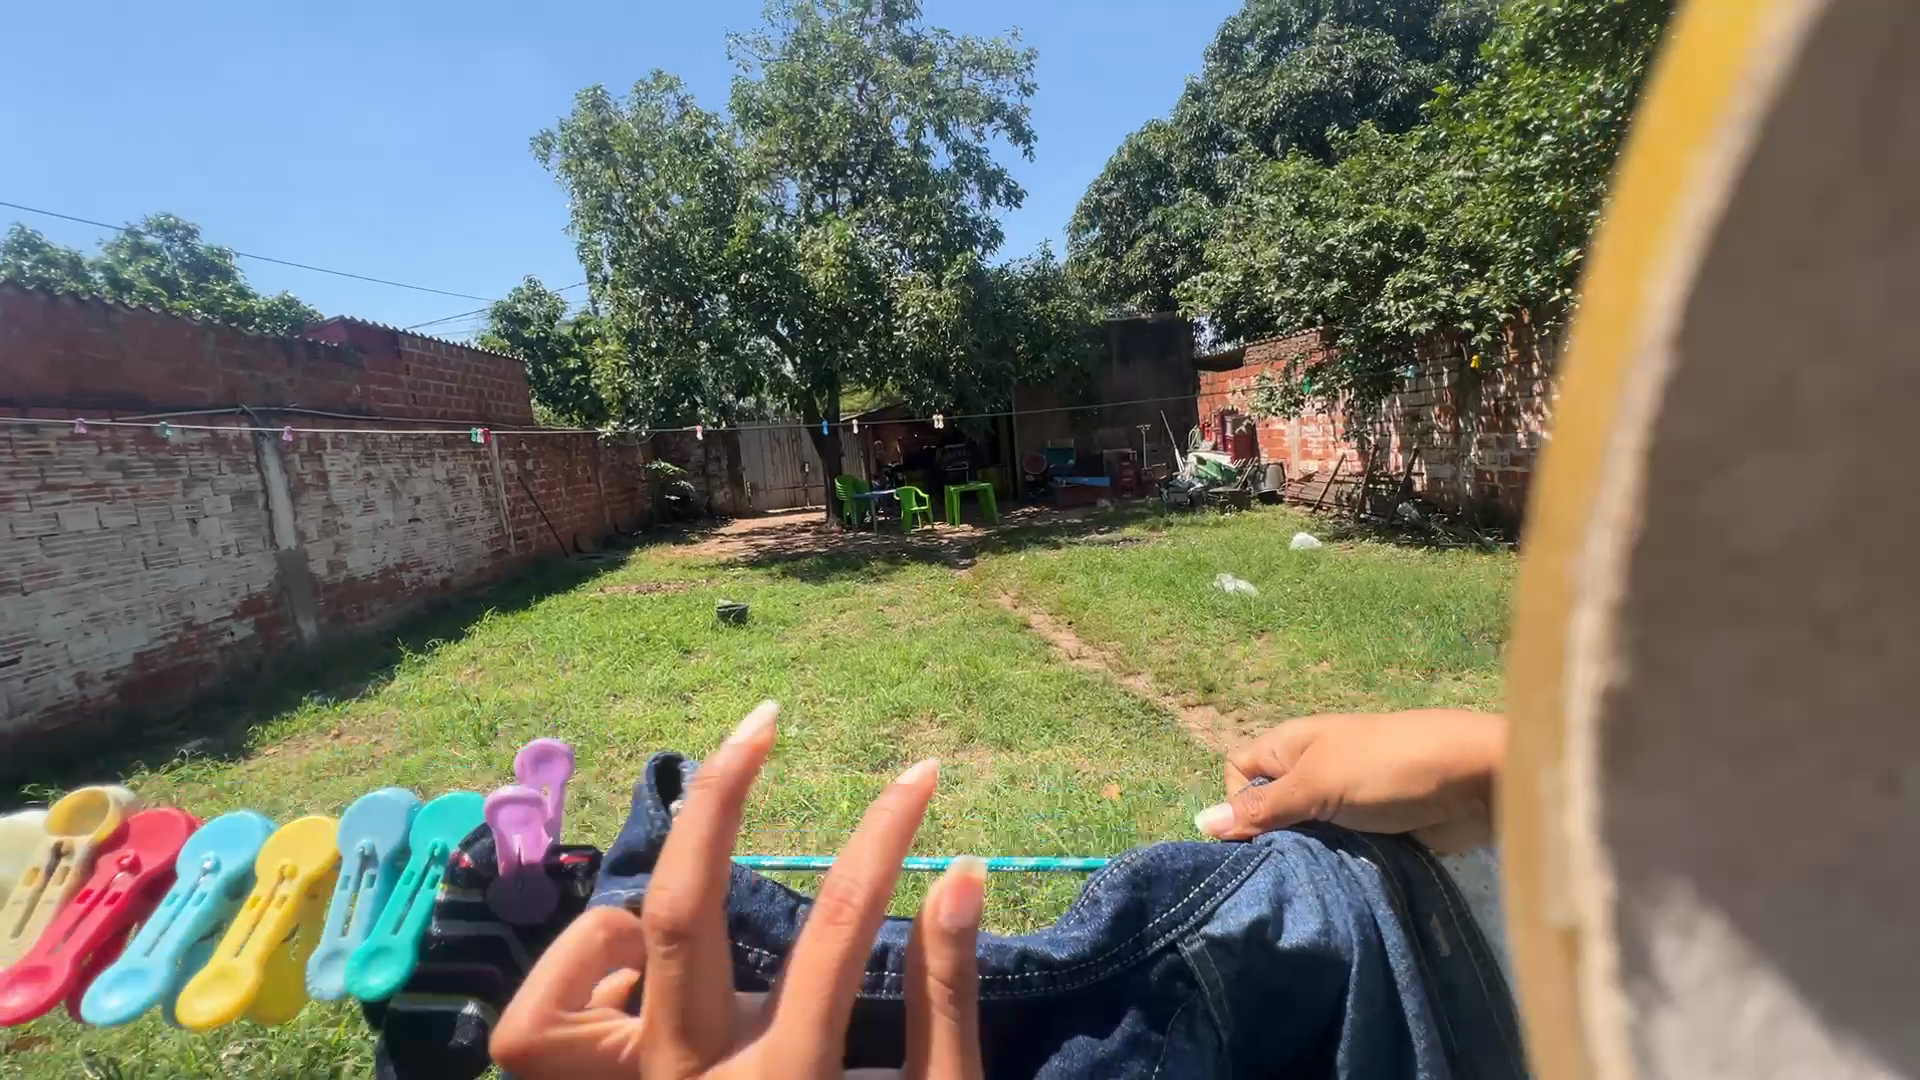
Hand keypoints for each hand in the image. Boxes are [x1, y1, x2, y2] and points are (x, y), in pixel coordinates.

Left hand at [492, 701, 986, 1078]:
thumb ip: (944, 996)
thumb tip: (963, 874)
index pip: (843, 927)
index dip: (886, 833)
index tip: (923, 772)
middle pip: (682, 912)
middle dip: (724, 795)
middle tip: (763, 720)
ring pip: (578, 973)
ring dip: (638, 910)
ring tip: (693, 910)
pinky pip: (539, 1028)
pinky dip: (588, 970)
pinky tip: (643, 976)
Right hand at [1193, 710, 1505, 853]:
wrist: (1476, 779)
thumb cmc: (1384, 768)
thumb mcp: (1314, 785)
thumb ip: (1260, 809)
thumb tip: (1201, 823)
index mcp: (1287, 747)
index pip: (1237, 774)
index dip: (1236, 804)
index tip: (1253, 840)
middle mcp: (1309, 771)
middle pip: (1268, 809)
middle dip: (1270, 839)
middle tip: (1279, 872)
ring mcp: (1342, 800)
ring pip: (1304, 834)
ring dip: (1307, 857)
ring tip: (1311, 883)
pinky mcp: (1373, 828)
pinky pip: (1338, 849)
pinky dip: (1337, 865)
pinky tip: (1339, 884)